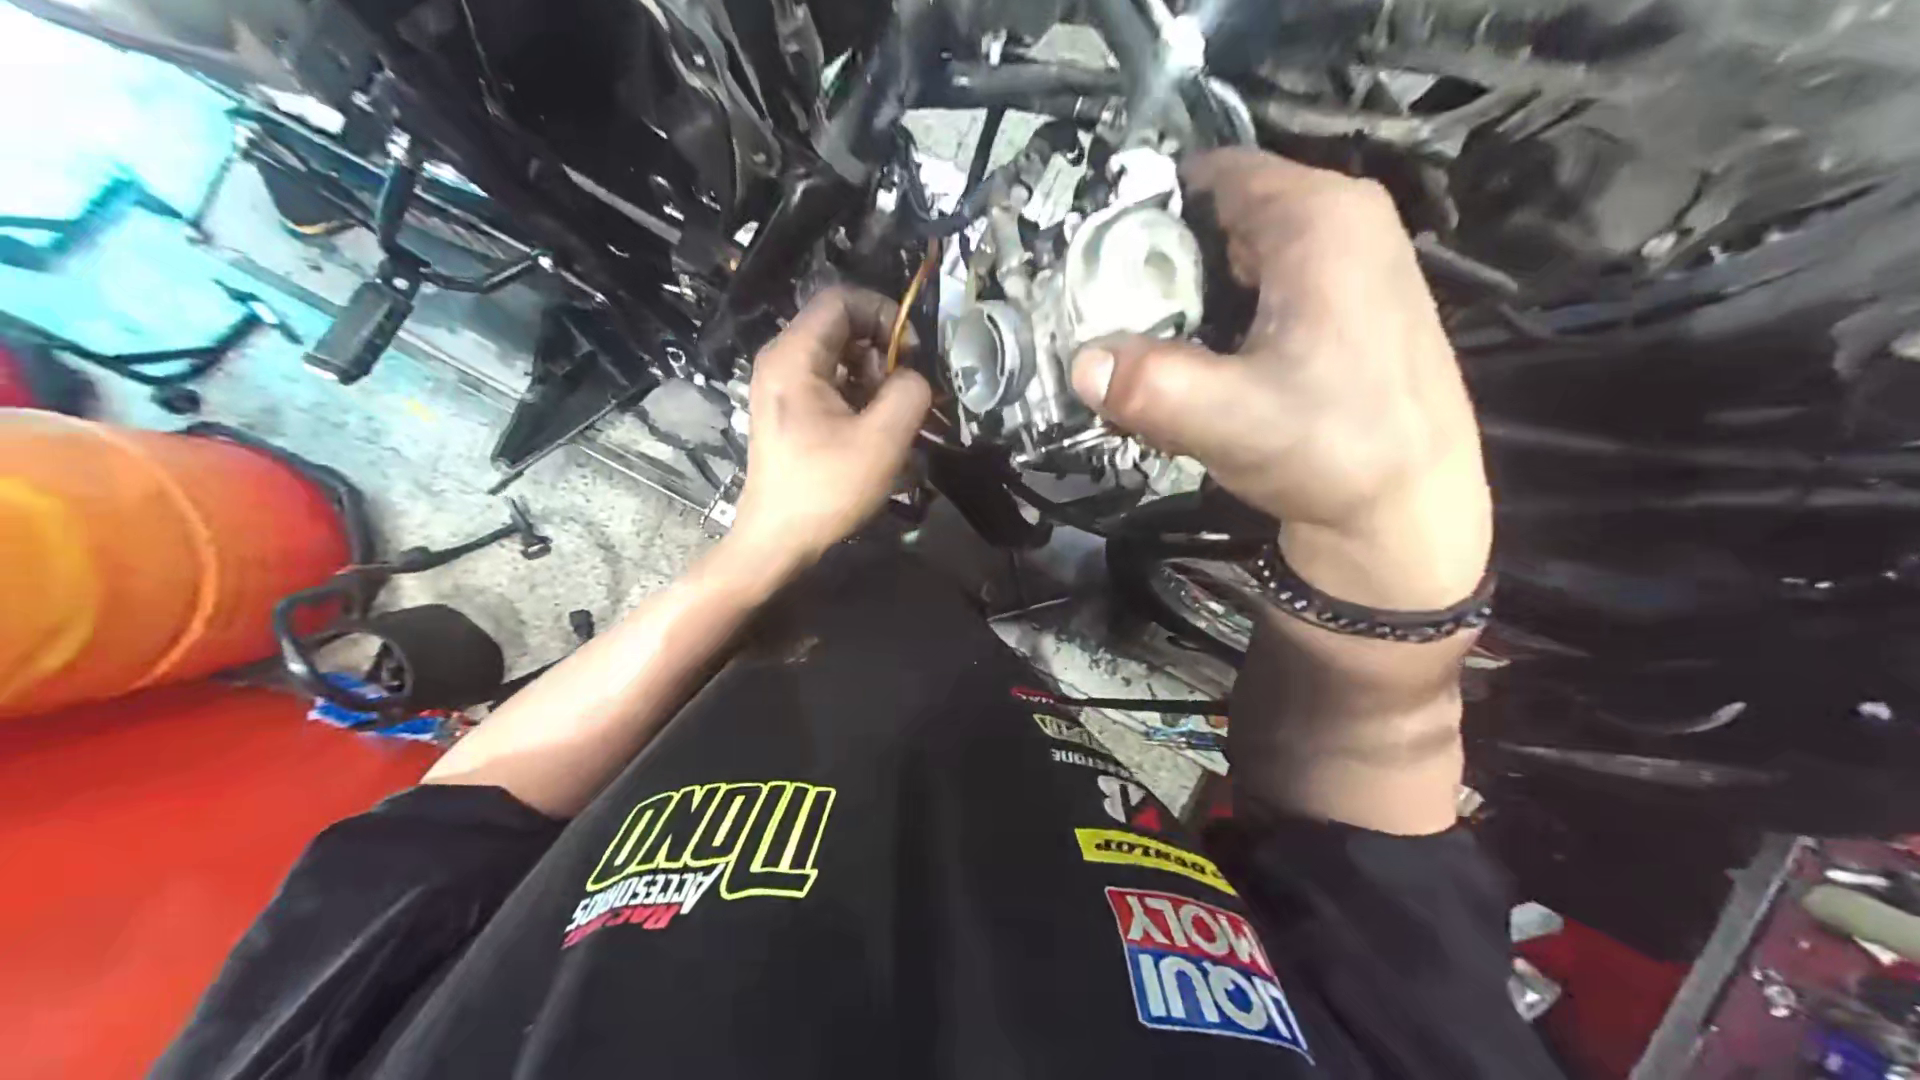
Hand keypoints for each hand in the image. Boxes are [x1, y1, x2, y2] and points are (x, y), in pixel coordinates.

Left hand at [729, 286, 931, 572]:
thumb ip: (910, 393)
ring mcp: (783, 388)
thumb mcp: (882, 440)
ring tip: (893, 418)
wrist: (778, 541)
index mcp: (793, 357)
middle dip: (883, 353)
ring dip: (876, 380)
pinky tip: (875, 432)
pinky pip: (832, 385)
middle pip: (842, 328)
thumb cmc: (826, 489)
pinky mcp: (791, 412)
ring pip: (840, 358)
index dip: (884, 314)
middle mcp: (782, 362)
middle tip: (904, 394)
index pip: (841, 299)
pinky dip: (860, 398)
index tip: (911, 355)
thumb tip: (914, 377)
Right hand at [1070, 148, 1489, 608]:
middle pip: (1225, 216)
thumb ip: (1150, 387)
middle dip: (1163, 259)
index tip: (1097, 259)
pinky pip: (1267, 291)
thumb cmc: (1330, 451)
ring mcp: (1354, 269)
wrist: (1408, 515)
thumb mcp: (1229, 418)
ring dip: (1192, 293)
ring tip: (1149, 340)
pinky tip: (1203, 361)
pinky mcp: (1351, 313)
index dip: (1148, 208)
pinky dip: (1225, 315)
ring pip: (1244, 257)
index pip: (1214, 173)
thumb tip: (1079, 364)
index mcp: (1320, 219)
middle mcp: (1345, 225)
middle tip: (1111, 311)